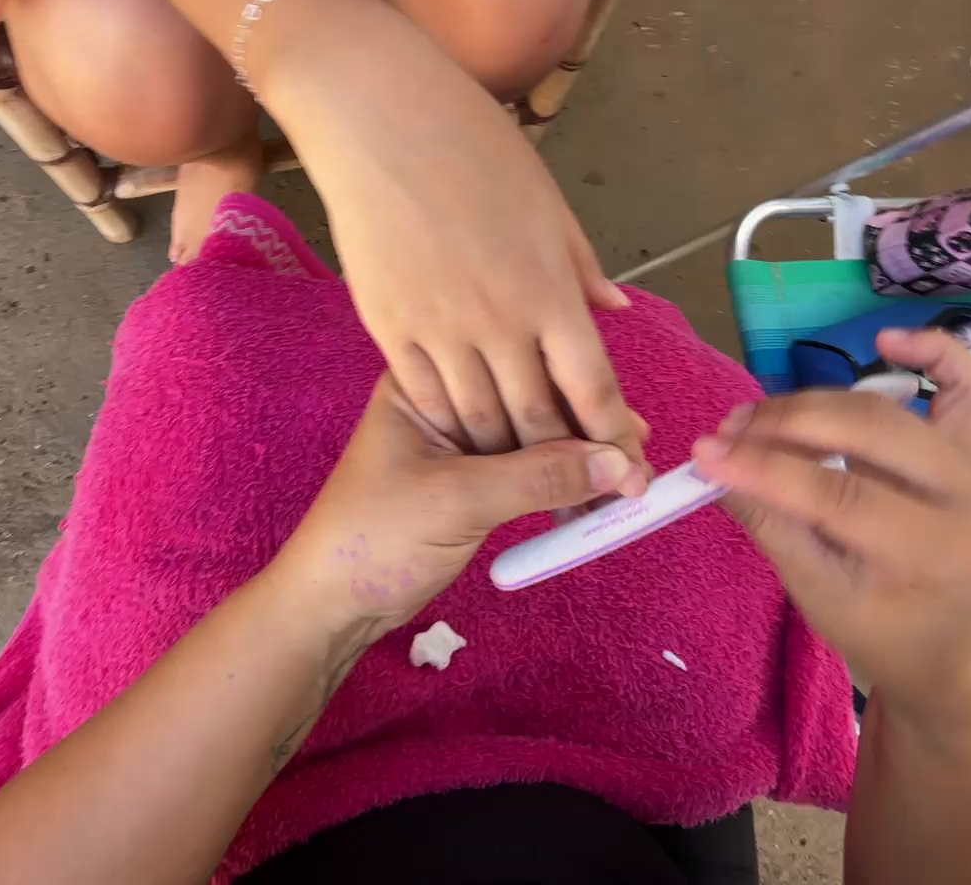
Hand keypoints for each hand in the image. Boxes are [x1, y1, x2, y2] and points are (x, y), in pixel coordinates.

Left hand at [273, 374, 636, 628]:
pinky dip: (560, 477)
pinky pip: (525, 468)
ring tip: (630, 466)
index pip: (509, 366)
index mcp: (426, 382)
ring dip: (578, 452)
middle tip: (639, 442)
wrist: (331, 603)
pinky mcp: (470, 478)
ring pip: (531, 435)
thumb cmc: (375, 537)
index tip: (626, 419)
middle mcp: (445, 400)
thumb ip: (537, 479)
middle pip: (527, 399)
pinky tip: (596, 484)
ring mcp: (458, 442)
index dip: (571, 390)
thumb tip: (621, 466)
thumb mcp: (457, 501)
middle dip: (584, 422)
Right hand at [315, 111, 647, 487]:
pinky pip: (426, 396)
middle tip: (581, 495)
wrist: (379, 120)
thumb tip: (615, 311)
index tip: (628, 468)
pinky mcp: (388, 328)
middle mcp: (499, 321)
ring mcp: (438, 329)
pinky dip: (451, 425)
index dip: (614, 436)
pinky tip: (465, 439)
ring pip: (479, 418)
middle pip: (538, 416)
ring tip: (525, 473)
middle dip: (565, 461)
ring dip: (506, 454)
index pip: (591, 384)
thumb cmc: (474, 148)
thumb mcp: (547, 202)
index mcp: (548, 287)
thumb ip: (580, 267)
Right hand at [690, 330, 970, 717]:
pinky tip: (888, 340)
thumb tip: (713, 463)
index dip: (764, 466)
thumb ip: (767, 521)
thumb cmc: (876, 634)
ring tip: (759, 417)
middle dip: (787, 423)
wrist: (944, 658)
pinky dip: (934, 356)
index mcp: (940, 554)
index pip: (839, 493)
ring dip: (815, 405)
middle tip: (729, 429)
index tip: (704, 451)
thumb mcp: (813, 592)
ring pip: (888, 411)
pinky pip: (966, 392)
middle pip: (869, 433)